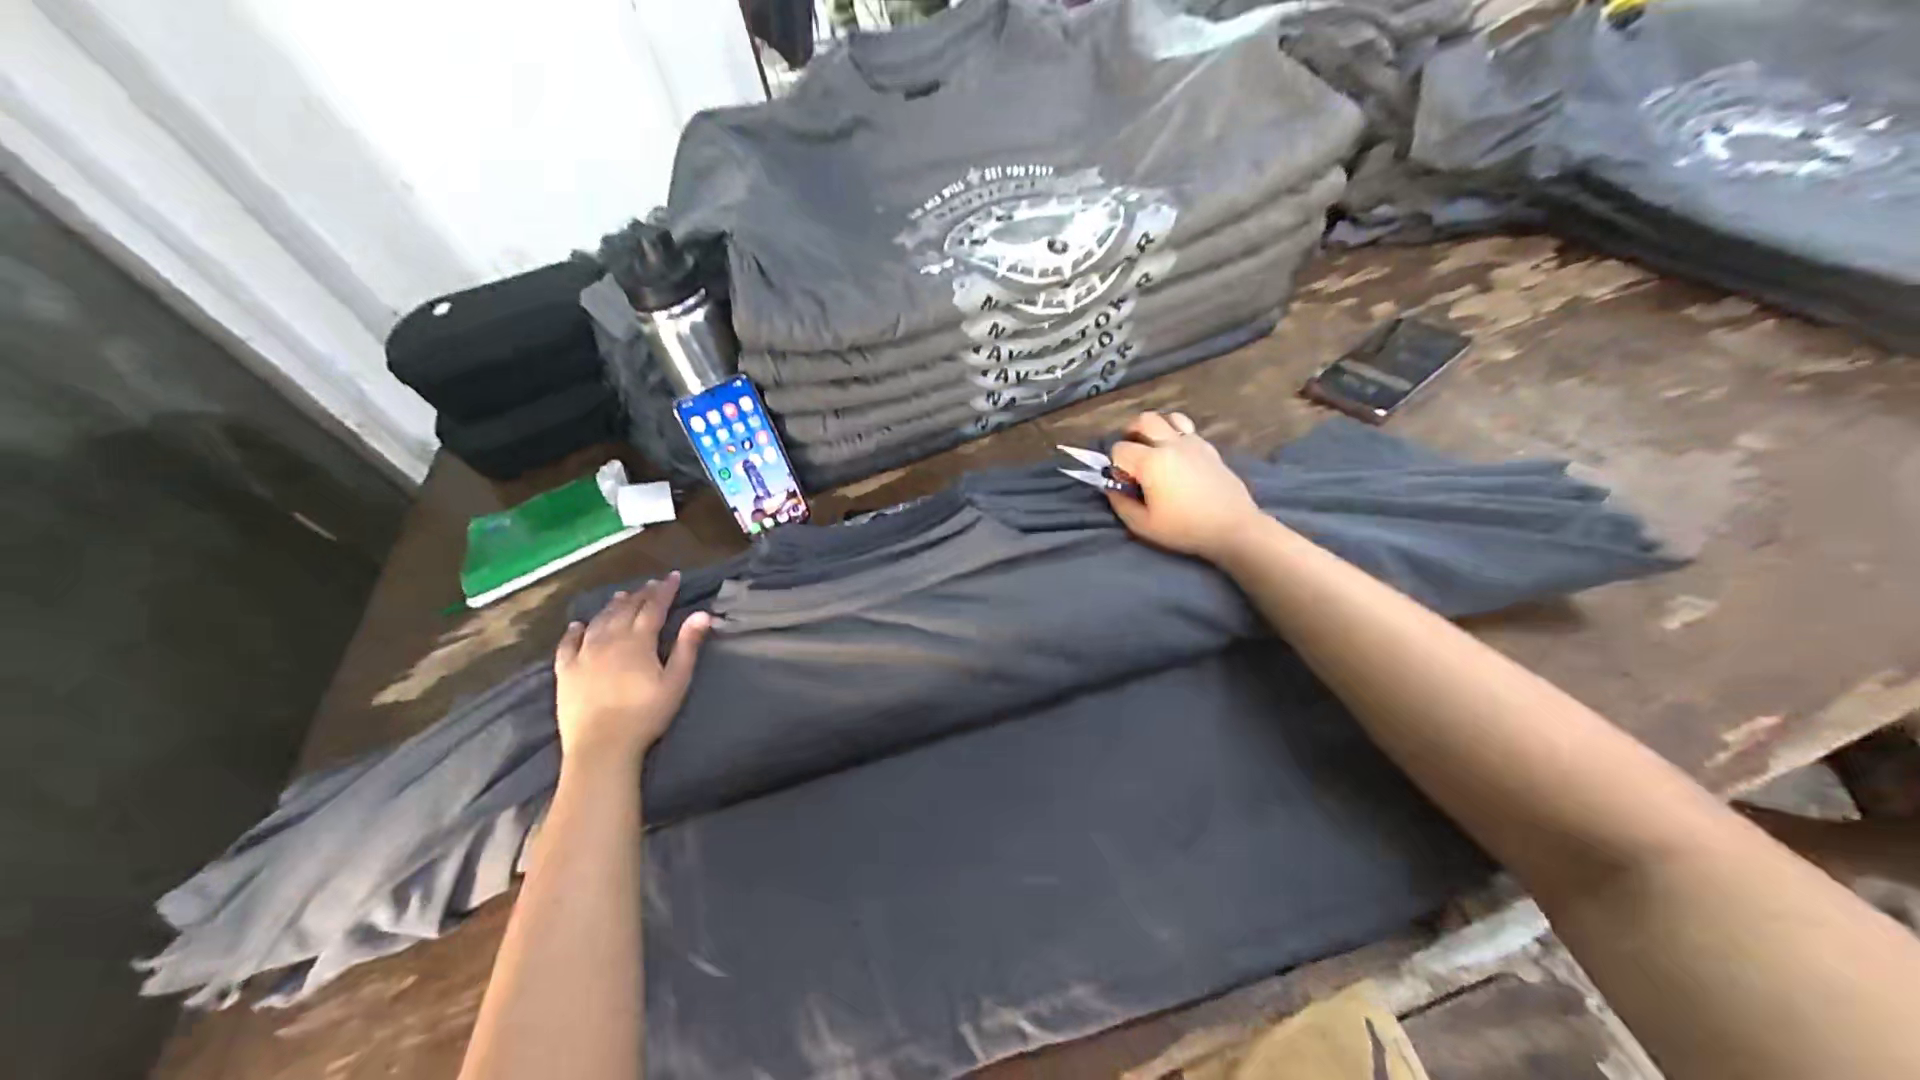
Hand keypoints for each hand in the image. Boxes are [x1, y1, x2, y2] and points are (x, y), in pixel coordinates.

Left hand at [554, 571, 710, 761]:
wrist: (601, 746)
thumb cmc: (645, 715)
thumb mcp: (676, 682)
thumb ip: (687, 646)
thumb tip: (702, 614)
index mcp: (638, 641)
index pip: (654, 607)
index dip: (665, 590)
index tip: (674, 576)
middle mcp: (609, 639)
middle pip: (626, 609)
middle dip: (641, 594)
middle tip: (652, 584)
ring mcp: (583, 653)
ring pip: (599, 620)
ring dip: (613, 606)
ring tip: (622, 596)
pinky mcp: (565, 670)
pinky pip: (568, 643)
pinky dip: (574, 630)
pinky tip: (578, 624)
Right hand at [1106, 411, 1263, 562]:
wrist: (1233, 528)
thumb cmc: (1185, 529)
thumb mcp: (1143, 525)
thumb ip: (1120, 504)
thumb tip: (1113, 488)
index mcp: (1151, 462)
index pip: (1120, 448)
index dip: (1117, 465)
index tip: (1127, 483)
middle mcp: (1171, 444)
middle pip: (1144, 419)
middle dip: (1131, 433)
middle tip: (1133, 455)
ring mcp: (1193, 443)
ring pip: (1169, 417)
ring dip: (1157, 428)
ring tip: (1155, 448)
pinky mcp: (1210, 448)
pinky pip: (1188, 430)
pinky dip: (1177, 436)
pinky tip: (1178, 459)